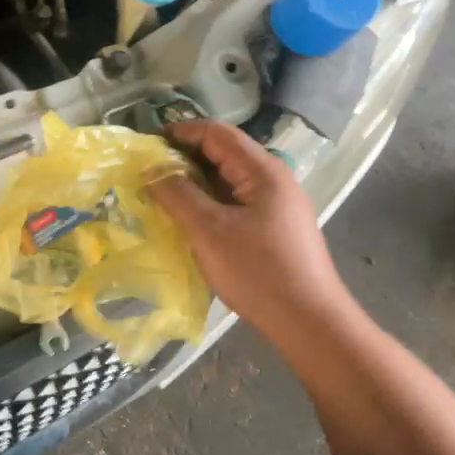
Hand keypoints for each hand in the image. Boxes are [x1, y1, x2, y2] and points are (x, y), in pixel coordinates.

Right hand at [145, 121, 357, 340]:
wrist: (308, 322)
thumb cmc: (258, 270)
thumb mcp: (208, 229)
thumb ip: (177, 193)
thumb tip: (150, 168)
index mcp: (263, 171)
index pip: (216, 133)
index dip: (179, 132)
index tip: (146, 145)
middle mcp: (274, 179)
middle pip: (223, 153)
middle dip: (184, 158)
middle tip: (148, 173)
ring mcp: (277, 205)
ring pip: (228, 180)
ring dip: (195, 183)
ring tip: (161, 196)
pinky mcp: (275, 228)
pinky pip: (235, 202)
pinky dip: (209, 203)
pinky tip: (189, 220)